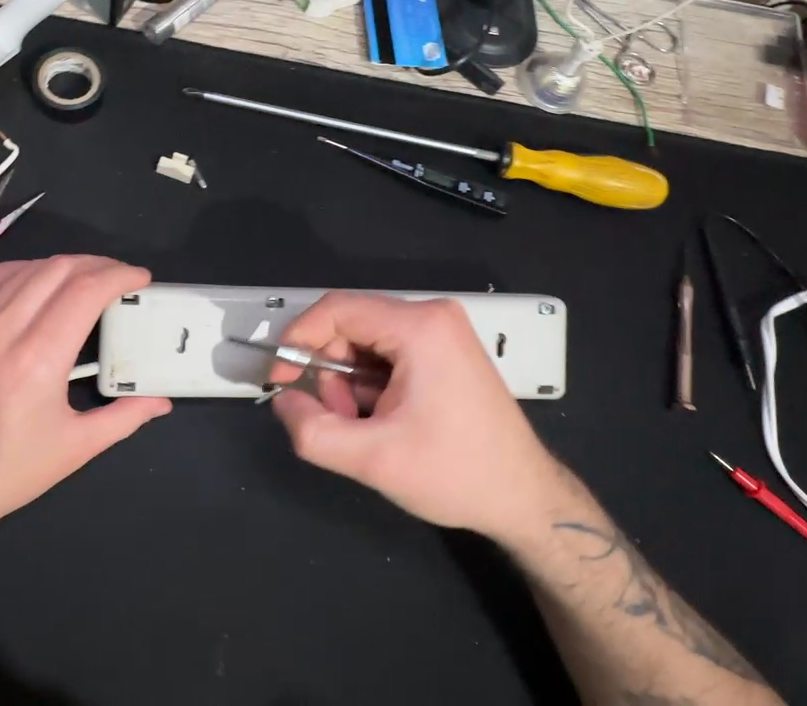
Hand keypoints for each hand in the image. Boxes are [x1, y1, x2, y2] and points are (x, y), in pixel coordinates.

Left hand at [0, 256, 171, 556]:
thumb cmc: (3, 474)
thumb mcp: (73, 450)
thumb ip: (123, 418)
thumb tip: (161, 402)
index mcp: (38, 359)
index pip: (86, 291)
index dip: (119, 275)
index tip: (140, 277)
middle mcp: (3, 330)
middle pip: (59, 270)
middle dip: (98, 265)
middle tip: (119, 276)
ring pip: (26, 268)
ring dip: (62, 265)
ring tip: (84, 277)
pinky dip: (23, 270)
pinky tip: (36, 280)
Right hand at [269, 293, 563, 544]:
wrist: (524, 497)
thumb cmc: (456, 474)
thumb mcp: (373, 461)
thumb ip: (313, 431)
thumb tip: (282, 401)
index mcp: (420, 327)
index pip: (336, 309)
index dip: (299, 339)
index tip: (281, 379)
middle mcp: (432, 316)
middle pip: (350, 326)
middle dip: (331, 373)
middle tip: (340, 420)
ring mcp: (442, 331)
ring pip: (365, 342)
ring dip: (350, 383)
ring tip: (368, 428)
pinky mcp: (445, 349)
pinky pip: (387, 352)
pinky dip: (372, 383)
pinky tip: (385, 419)